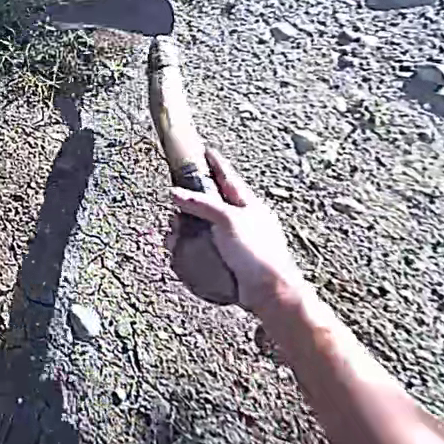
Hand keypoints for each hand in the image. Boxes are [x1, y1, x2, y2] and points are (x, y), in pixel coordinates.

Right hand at [170, 148, 309, 313]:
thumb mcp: (228, 219)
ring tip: (173, 230)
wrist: (270, 293)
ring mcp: (232, 240)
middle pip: (209, 202)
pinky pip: (200, 246)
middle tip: (174, 200)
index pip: (227, 177)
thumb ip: (201, 204)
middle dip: (190, 200)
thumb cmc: (257, 252)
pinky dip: (186, 245)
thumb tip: (174, 193)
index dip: (215, 163)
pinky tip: (176, 247)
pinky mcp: (225, 259)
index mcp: (247, 204)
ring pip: (201, 225)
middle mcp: (239, 219)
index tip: (204, 150)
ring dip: (185, 227)